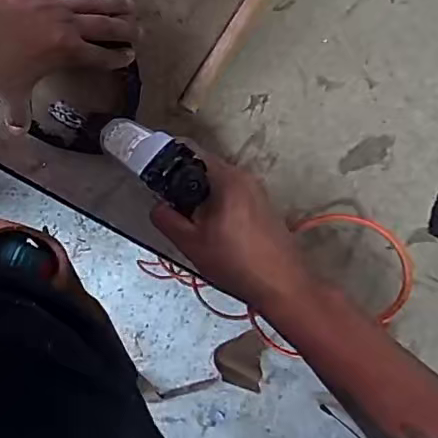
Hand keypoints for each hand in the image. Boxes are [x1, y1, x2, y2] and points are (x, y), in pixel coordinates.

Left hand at [0, 0, 137, 130]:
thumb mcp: (9, 92)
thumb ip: (18, 111)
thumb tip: (18, 129)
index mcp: (66, 52)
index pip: (100, 56)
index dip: (117, 58)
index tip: (129, 56)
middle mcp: (67, 26)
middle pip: (105, 26)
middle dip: (124, 29)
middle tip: (139, 30)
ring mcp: (53, 3)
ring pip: (92, 1)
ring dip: (113, 2)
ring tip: (129, 3)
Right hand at [148, 152, 317, 310]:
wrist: (282, 286)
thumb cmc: (237, 263)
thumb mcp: (190, 243)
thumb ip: (166, 219)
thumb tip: (158, 207)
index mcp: (226, 178)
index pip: (189, 151)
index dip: (166, 160)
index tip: (154, 176)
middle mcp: (244, 177)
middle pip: (203, 167)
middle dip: (182, 183)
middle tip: (171, 206)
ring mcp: (256, 191)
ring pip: (217, 183)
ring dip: (200, 197)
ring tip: (191, 224)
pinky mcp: (262, 206)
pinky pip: (231, 195)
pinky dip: (216, 205)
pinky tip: (213, 231)